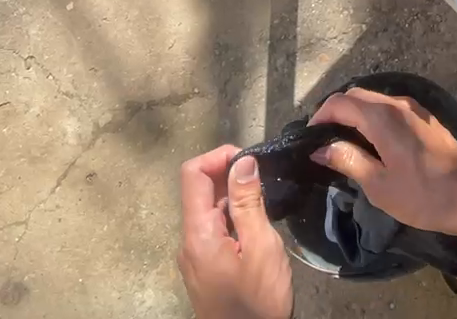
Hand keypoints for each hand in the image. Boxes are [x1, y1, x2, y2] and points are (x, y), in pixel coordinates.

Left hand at [176, 145, 293, 318]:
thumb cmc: (257, 300)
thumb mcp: (260, 247)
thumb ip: (248, 202)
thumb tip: (242, 161)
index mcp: (197, 235)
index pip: (193, 174)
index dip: (219, 157)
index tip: (251, 160)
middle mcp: (190, 241)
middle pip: (200, 189)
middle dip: (231, 174)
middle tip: (265, 179)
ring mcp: (197, 256)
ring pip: (210, 208)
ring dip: (236, 195)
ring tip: (266, 199)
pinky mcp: (208, 266)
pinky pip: (216, 227)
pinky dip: (235, 214)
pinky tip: (258, 222)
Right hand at [307, 88, 456, 236]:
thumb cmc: (422, 194)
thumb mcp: (378, 185)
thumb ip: (348, 160)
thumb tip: (321, 148)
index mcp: (382, 118)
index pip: (341, 102)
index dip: (320, 116)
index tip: (309, 138)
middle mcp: (397, 104)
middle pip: (357, 95)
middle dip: (336, 111)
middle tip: (322, 140)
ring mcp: (413, 108)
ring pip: (374, 100)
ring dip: (354, 113)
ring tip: (342, 141)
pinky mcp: (423, 118)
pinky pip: (389, 108)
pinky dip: (372, 117)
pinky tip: (369, 141)